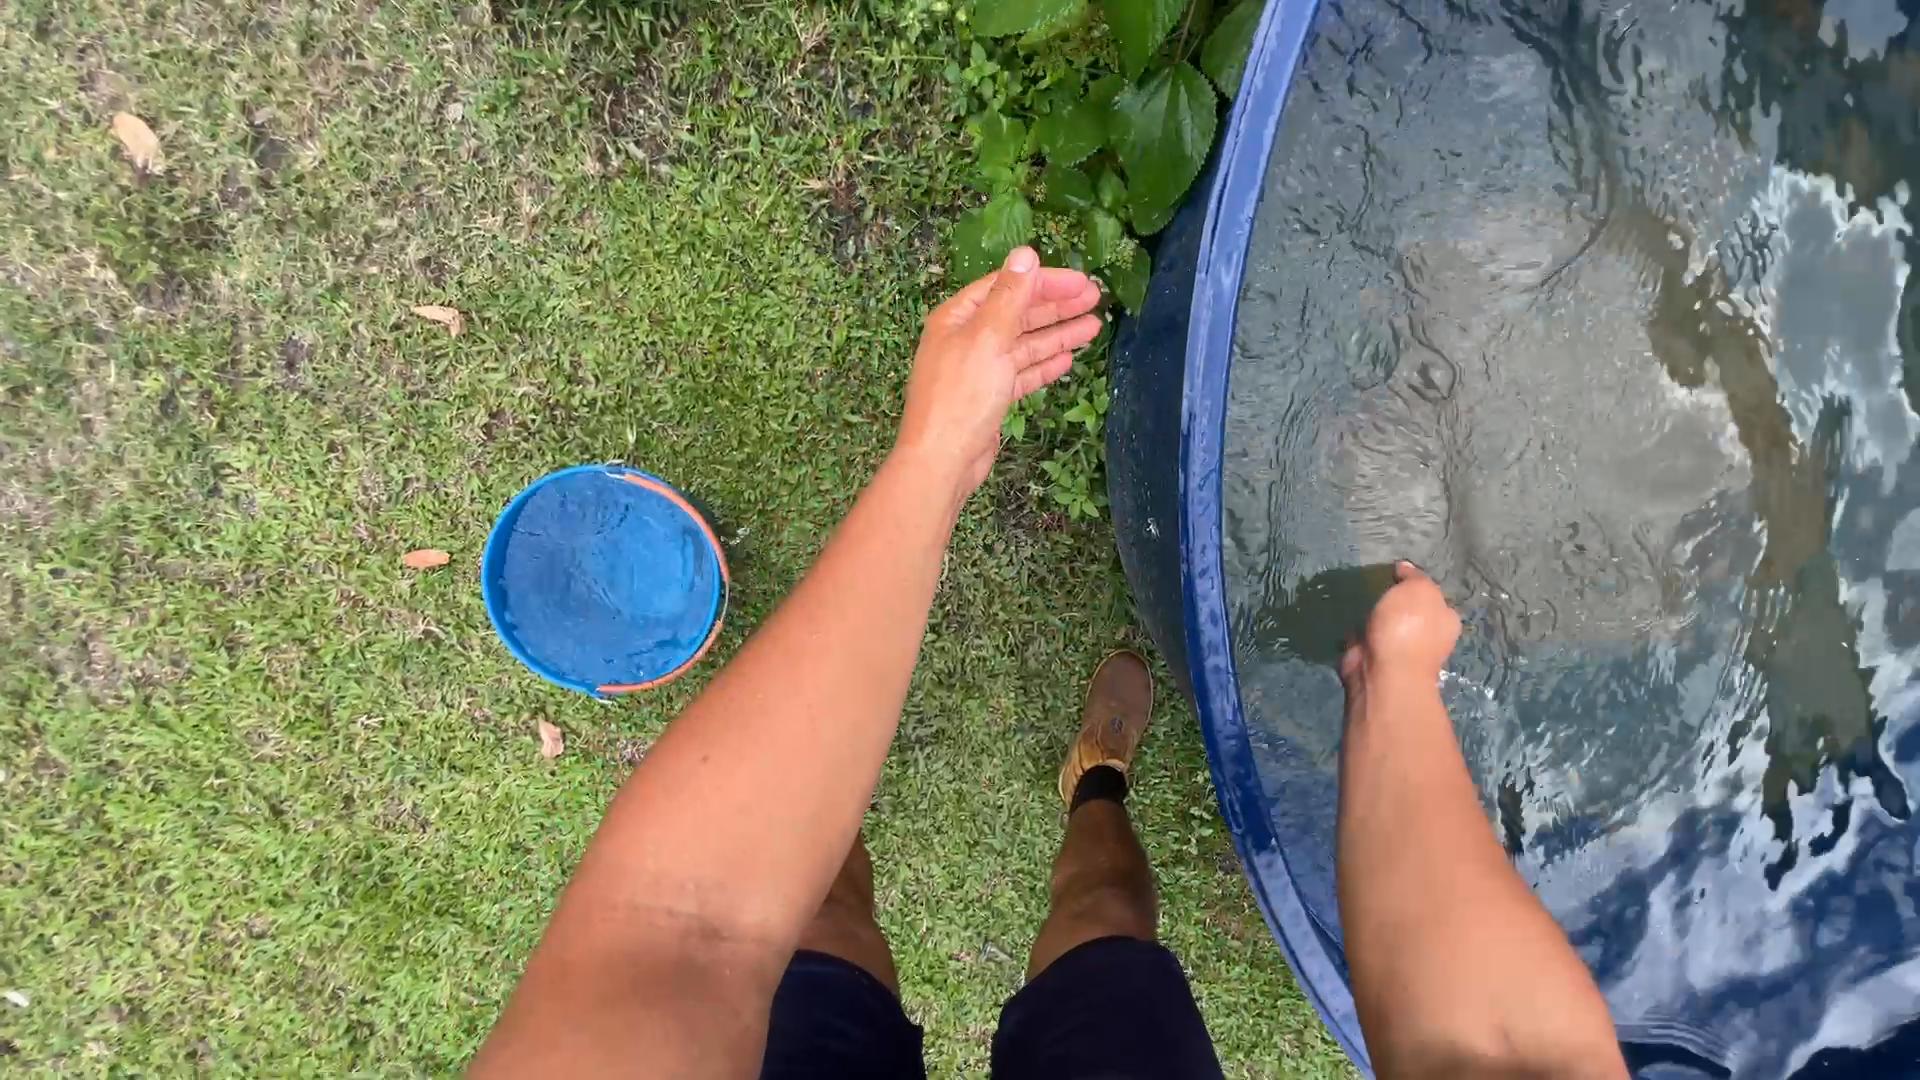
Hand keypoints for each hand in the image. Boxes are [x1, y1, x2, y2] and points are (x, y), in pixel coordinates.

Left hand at [895, 246, 1103, 498]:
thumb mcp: (987, 338)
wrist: (942, 460)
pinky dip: (1043, 366)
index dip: (1044, 282)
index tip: (1081, 281)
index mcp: (958, 318)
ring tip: (1094, 327)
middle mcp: (967, 339)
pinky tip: (1067, 360)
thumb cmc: (961, 395)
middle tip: (1096, 298)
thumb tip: (1025, 253)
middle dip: (1056, 307)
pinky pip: (1021, 374)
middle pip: (1017, 314)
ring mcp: (979, 370)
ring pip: (1023, 345)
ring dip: (1057, 335)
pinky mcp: (989, 398)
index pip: (1006, 287)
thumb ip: (1010, 297)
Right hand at [1340, 562, 1460, 689]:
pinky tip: (1346, 618)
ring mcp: (1399, 648)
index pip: (1431, 595)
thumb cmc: (1408, 626)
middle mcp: (1427, 635)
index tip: (1392, 575)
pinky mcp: (1373, 656)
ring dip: (1371, 615)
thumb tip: (1404, 568)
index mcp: (1445, 619)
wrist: (1384, 669)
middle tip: (1372, 587)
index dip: (1412, 584)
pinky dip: (1355, 629)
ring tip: (1356, 599)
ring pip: (1384, 623)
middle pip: (1408, 610)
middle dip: (1392, 601)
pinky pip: (1363, 635)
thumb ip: (1414, 577)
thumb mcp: (1418, 590)